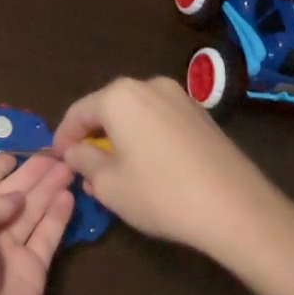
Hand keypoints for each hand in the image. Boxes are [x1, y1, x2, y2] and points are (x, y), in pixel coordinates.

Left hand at [0, 152, 75, 294]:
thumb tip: (17, 198)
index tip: (19, 145)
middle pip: (12, 193)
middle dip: (32, 172)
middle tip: (59, 150)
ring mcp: (10, 250)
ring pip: (33, 211)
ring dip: (49, 188)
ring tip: (69, 165)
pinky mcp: (33, 270)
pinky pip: (47, 235)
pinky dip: (58, 215)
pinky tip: (69, 196)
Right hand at [52, 77, 286, 257]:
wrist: (236, 208)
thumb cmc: (160, 194)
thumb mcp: (109, 184)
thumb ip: (84, 161)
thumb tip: (75, 151)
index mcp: (119, 96)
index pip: (78, 112)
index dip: (63, 136)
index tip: (57, 159)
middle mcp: (149, 86)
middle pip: (109, 108)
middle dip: (93, 136)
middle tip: (84, 166)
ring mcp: (181, 99)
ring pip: (137, 115)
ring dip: (121, 137)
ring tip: (116, 170)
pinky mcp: (203, 117)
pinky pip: (161, 122)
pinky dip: (147, 139)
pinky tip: (149, 168)